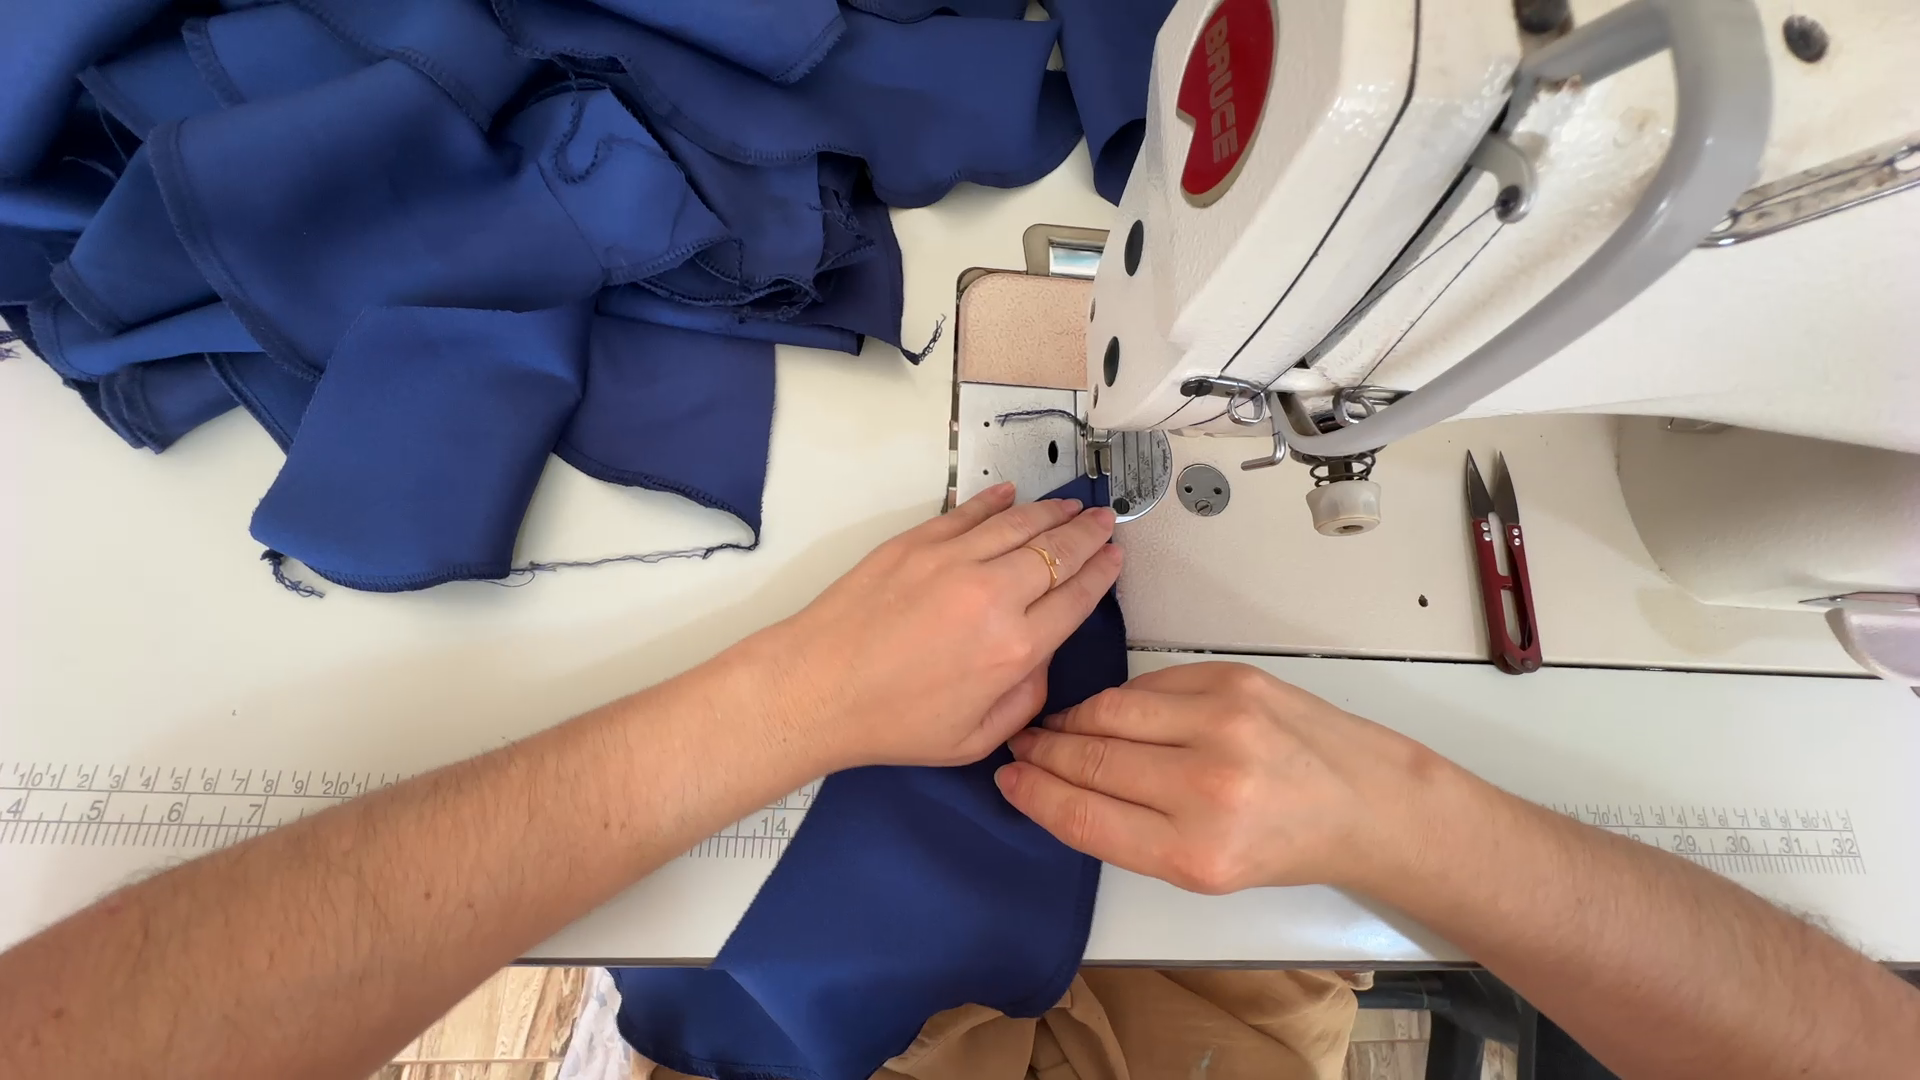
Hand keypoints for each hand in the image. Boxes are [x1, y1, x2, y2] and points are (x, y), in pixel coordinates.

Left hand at [748, 483, 1121, 771]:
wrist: (815, 689)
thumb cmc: (893, 723)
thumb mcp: (975, 739)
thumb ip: (1026, 700)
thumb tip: (1042, 657)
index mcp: (1014, 649)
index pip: (1076, 598)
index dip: (1102, 572)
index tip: (1115, 556)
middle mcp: (993, 595)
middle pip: (1058, 551)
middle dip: (1089, 533)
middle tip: (1104, 520)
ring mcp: (952, 560)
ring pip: (1020, 523)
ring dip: (1052, 512)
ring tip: (1071, 505)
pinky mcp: (917, 542)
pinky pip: (968, 512)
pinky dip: (996, 501)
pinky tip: (1013, 495)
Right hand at [995, 662, 1448, 894]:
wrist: (1365, 799)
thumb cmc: (1281, 844)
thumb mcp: (1201, 867)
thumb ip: (1127, 829)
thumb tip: (1055, 784)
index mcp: (1196, 852)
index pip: (1084, 815)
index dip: (1034, 794)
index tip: (1006, 778)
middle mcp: (1207, 784)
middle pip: (1090, 758)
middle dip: (1043, 751)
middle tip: (1019, 745)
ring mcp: (1221, 720)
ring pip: (1109, 709)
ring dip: (1072, 719)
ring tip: (1054, 726)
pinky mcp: (1231, 677)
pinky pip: (1146, 685)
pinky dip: (1120, 700)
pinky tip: (1111, 714)